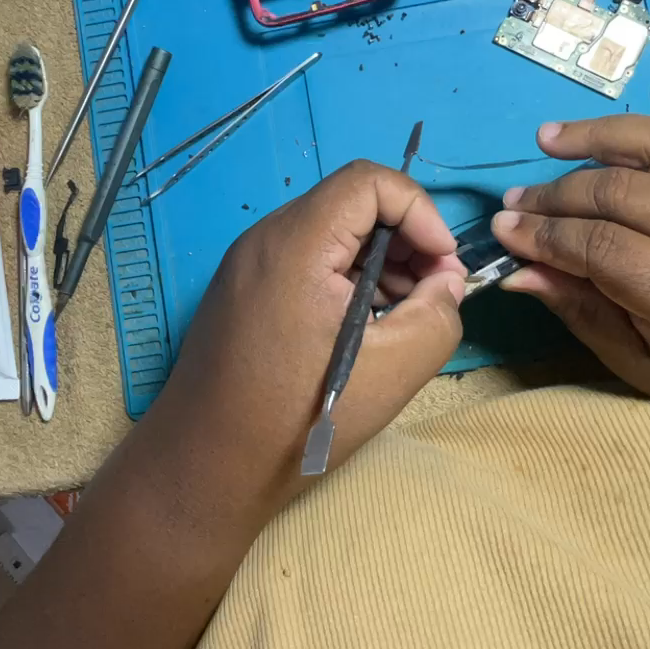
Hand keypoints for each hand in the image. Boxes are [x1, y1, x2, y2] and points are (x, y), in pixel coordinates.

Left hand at [144, 160, 467, 514]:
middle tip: (433, 292)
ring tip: (403, 314)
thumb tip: (445, 281)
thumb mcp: (393, 370)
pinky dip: (347, 276)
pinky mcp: (244, 286)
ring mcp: (249, 261)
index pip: (369, 181)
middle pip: (351, 203)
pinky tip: (364, 324)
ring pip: (332, 231)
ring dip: (380, 260)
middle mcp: (266, 237)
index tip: (443, 264)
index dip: (419, 211)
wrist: (204, 467)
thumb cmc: (298, 419)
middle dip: (405, 238)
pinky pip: (308, 258)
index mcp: (297, 244)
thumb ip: (439, 314)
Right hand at [490, 77, 649, 414]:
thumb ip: (578, 309)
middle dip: (558, 196)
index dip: (545, 236)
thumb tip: (514, 270)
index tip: (504, 230)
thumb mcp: (638, 362)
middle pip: (624, 192)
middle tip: (516, 204)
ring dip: (601, 136)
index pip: (604, 248)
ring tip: (548, 140)